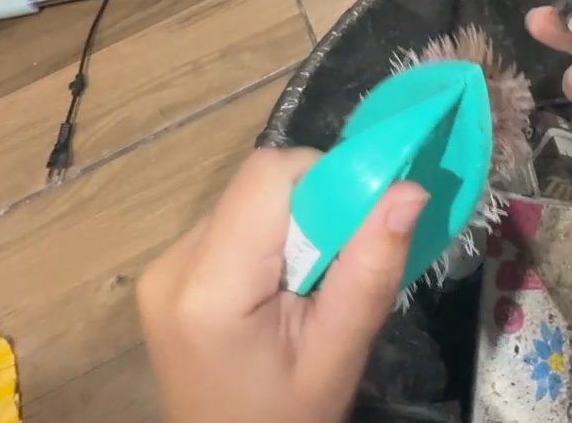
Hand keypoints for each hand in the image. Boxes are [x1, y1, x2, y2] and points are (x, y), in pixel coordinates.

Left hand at [138, 148, 428, 422]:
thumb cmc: (287, 419)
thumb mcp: (339, 355)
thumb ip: (371, 269)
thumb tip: (408, 188)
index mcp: (210, 288)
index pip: (268, 174)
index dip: (320, 179)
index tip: (354, 222)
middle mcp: (173, 262)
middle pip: (257, 184)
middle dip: (307, 206)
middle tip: (333, 264)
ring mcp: (162, 265)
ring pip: (246, 197)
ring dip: (287, 222)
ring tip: (303, 283)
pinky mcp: (164, 269)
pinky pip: (230, 219)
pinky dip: (264, 237)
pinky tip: (273, 287)